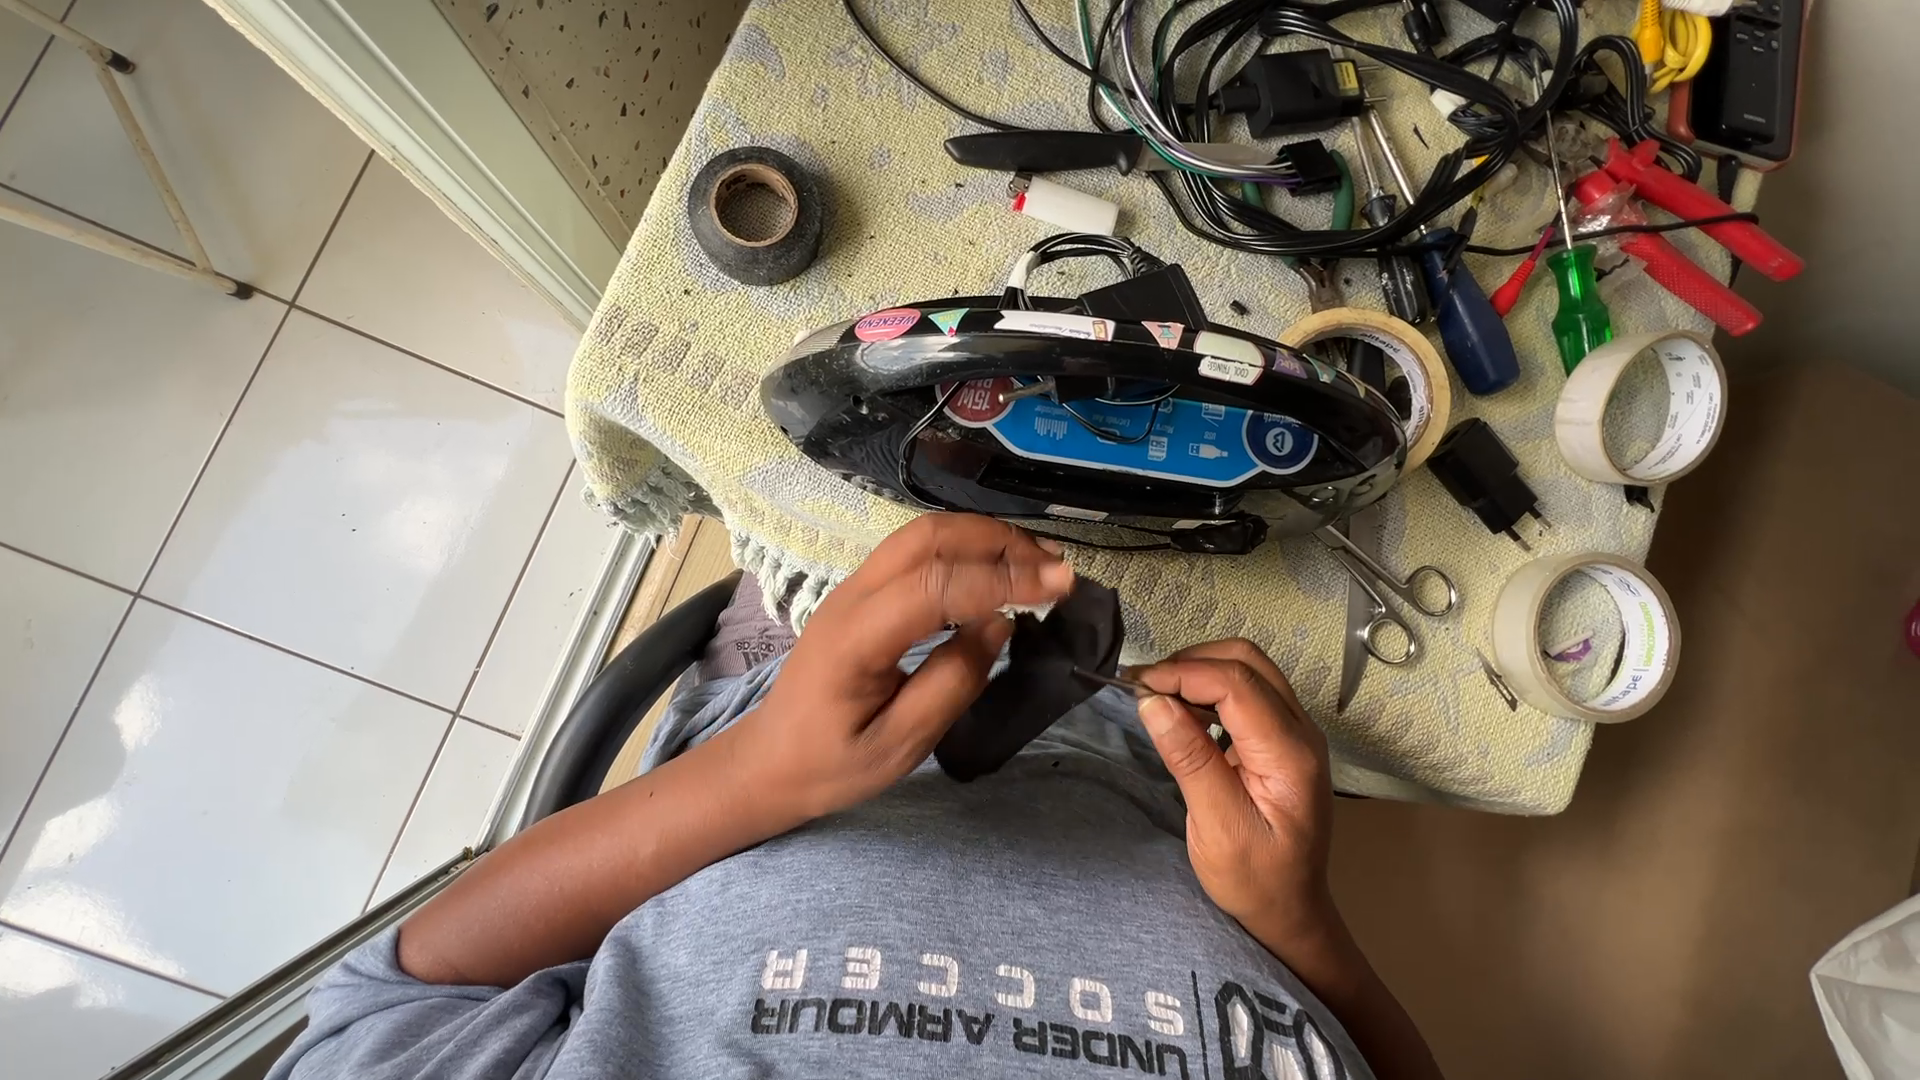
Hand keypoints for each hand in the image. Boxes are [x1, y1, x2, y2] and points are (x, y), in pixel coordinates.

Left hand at [724, 514, 1074, 822]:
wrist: (769, 760)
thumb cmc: (830, 764)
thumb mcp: (898, 745)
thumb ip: (952, 683)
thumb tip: (1000, 624)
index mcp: (856, 637)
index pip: (936, 585)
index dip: (1002, 580)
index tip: (1059, 586)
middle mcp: (852, 595)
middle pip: (929, 537)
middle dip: (999, 542)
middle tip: (1057, 568)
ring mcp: (854, 586)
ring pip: (923, 535)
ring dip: (984, 538)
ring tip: (1038, 563)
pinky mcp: (863, 591)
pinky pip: (917, 551)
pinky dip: (965, 549)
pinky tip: (995, 571)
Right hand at [1132, 639, 1336, 949]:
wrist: (1290, 910)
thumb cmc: (1255, 879)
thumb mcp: (1217, 827)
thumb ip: (1189, 759)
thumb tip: (1152, 702)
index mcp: (1290, 754)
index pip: (1236, 683)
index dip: (1182, 674)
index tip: (1136, 687)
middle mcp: (1301, 730)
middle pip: (1246, 660)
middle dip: (1189, 662)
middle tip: (1144, 687)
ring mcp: (1295, 730)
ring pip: (1246, 667)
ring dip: (1197, 669)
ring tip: (1156, 695)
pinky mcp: (1281, 735)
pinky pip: (1244, 688)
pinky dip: (1207, 685)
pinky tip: (1181, 709)